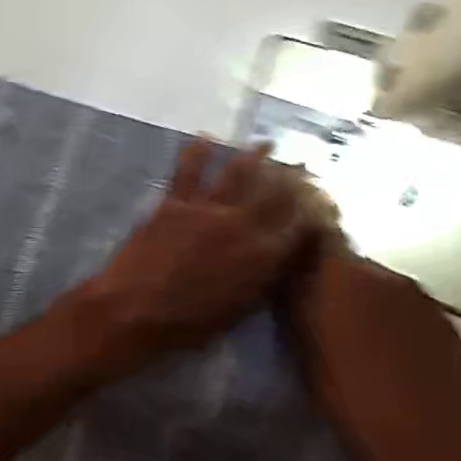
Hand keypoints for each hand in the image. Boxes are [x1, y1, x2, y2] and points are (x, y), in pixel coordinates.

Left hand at [61, 139, 316, 373]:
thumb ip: (264, 276)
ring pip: (238, 173)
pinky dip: (197, 151)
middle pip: (278, 193)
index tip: (326, 197)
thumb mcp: (242, 307)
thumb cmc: (189, 323)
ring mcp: (206, 210)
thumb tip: (280, 254)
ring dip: (255, 156)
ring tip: (267, 143)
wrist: (135, 309)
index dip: (318, 208)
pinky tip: (205, 137)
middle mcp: (242, 226)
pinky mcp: (173, 203)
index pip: (303, 224)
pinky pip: (189, 170)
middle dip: (296, 177)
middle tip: (305, 165)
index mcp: (264, 257)